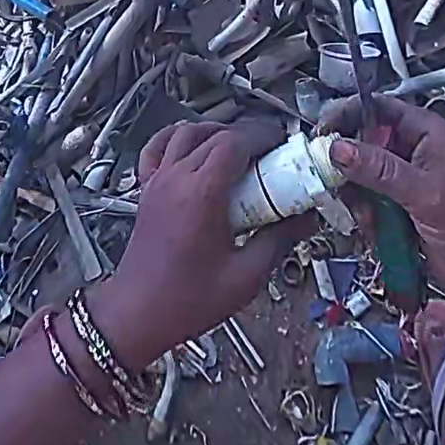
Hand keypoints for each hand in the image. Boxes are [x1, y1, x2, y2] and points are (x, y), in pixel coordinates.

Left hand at [90, 120, 309, 364]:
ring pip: (186, 133)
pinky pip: (157, 147)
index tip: (281, 143)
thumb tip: (305, 220)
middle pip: (215, 135)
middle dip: (247, 136)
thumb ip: (278, 240)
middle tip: (270, 153)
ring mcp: (158, 180)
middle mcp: (177, 178)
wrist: (139, 312)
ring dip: (214, 132)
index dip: (262, 135)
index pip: (235, 142)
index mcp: (202, 193)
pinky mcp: (147, 189)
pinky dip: (175, 137)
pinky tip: (190, 142)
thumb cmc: (186, 299)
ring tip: (237, 147)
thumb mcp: (245, 275)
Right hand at [321, 95, 444, 295]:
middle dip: (346, 163)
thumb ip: (380, 169)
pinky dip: (362, 212)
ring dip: (354, 194)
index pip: (375, 107)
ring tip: (367, 214)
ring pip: (357, 172)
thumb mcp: (427, 193)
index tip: (323, 132)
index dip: (346, 114)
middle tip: (338, 182)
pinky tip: (373, 226)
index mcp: (424, 131)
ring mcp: (401, 176)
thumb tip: (338, 147)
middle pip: (359, 140)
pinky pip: (364, 198)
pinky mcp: (395, 202)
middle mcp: (409, 148)